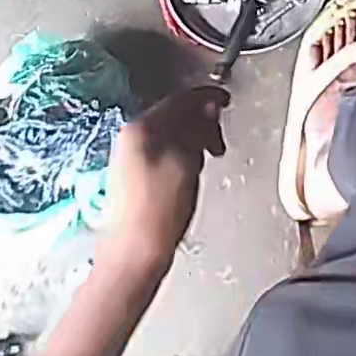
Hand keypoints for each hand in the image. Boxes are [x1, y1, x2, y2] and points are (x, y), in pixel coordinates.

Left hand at [101, 85, 228, 270]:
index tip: (226, 100)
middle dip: (201, 122)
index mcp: (141, 128)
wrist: (132, 258)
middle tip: (219, 138)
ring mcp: (129, 155)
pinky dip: (183, 152)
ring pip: (170, 132)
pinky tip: (193, 168)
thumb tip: (208, 108)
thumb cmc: (160, 211)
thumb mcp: (188, 162)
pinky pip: (164, 149)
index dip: (207, 97)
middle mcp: (131, 136)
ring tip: (209, 157)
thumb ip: (199, 129)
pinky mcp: (133, 174)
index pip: (179, 99)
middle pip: (174, 114)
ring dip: (194, 138)